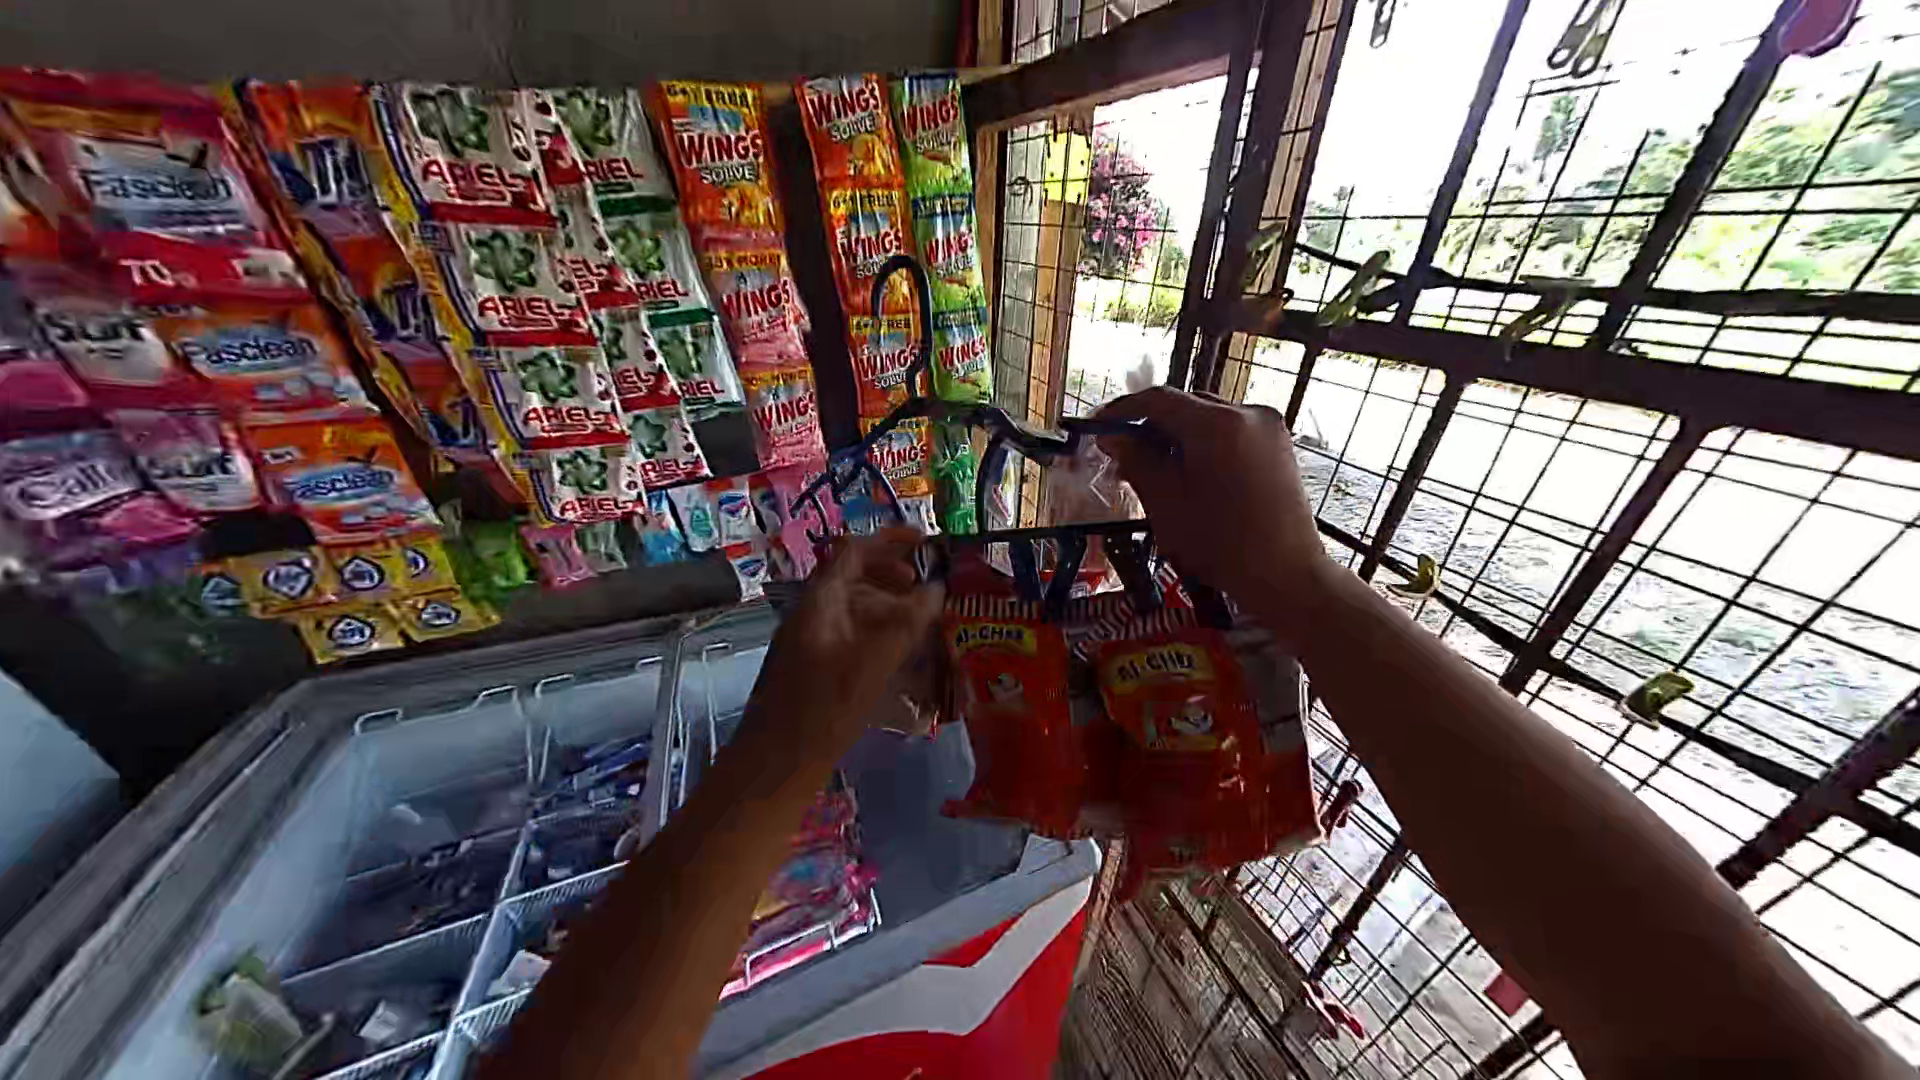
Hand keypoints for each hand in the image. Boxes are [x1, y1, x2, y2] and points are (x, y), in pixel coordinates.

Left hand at [749, 528, 944, 751]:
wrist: (776, 764)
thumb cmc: (823, 709)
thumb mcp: (873, 663)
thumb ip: (907, 623)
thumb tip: (938, 588)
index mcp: (821, 602)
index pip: (853, 551)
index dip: (889, 541)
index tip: (924, 544)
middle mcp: (813, 612)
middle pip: (854, 576)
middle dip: (894, 574)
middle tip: (928, 587)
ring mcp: (812, 639)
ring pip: (854, 605)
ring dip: (888, 603)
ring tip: (922, 619)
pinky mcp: (816, 664)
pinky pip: (851, 631)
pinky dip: (878, 629)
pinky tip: (900, 650)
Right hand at [1096, 387, 1334, 625]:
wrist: (1286, 575)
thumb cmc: (1220, 543)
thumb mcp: (1165, 503)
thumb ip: (1136, 461)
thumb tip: (1112, 439)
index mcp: (1217, 424)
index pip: (1158, 400)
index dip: (1121, 410)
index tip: (1096, 427)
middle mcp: (1247, 412)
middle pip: (1184, 406)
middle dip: (1148, 427)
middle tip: (1120, 455)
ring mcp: (1268, 427)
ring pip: (1206, 419)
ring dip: (1174, 437)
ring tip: (1151, 469)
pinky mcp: (1277, 445)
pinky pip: (1229, 432)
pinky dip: (1201, 445)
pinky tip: (1186, 474)